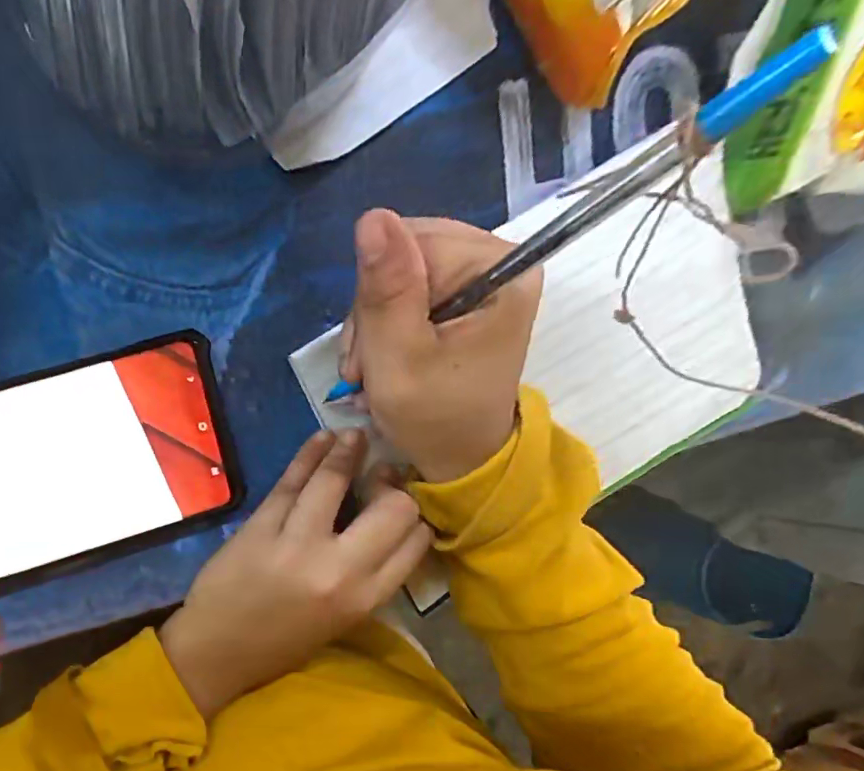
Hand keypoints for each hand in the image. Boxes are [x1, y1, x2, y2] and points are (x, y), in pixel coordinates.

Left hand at [159, 429, 431, 718]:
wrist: (217, 651)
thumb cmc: (280, 643)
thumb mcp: (338, 621)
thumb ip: (366, 578)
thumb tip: (384, 528)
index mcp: (363, 600)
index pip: (413, 544)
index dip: (416, 516)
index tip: (405, 499)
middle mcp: (338, 570)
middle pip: (390, 509)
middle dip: (391, 483)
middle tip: (384, 469)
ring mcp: (295, 545)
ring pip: (332, 483)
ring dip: (346, 452)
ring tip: (353, 436)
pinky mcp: (259, 529)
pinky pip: (290, 483)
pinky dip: (307, 456)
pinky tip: (321, 439)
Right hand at [340, 210, 541, 482]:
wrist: (457, 459)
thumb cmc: (434, 417)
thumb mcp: (399, 358)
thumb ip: (386, 291)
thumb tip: (371, 217)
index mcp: (499, 270)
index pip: (412, 244)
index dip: (376, 294)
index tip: (366, 351)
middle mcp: (495, 263)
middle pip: (403, 255)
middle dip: (371, 313)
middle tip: (364, 366)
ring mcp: (478, 281)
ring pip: (395, 276)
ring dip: (370, 327)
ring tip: (370, 372)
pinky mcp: (461, 299)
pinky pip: (404, 293)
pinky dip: (381, 330)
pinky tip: (379, 362)